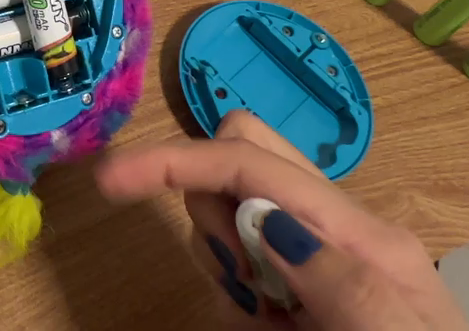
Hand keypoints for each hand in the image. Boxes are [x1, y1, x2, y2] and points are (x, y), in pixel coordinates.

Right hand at [95, 111, 468, 329]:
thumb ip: (338, 280)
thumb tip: (263, 216)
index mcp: (358, 232)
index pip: (249, 161)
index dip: (176, 160)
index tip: (110, 182)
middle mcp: (331, 231)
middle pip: (237, 154)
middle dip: (206, 200)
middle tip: (236, 279)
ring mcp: (312, 261)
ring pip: (227, 212)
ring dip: (223, 260)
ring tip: (267, 325)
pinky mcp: (297, 291)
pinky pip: (235, 269)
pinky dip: (233, 297)